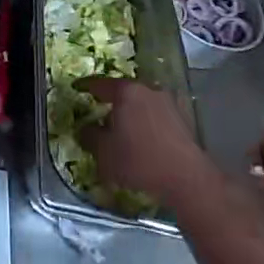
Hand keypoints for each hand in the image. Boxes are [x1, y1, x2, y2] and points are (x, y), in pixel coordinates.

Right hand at [82, 77, 215, 203]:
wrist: (186, 179)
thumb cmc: (138, 160)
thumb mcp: (103, 151)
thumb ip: (89, 135)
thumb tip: (85, 128)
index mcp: (126, 91)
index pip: (100, 83)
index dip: (85, 86)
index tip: (76, 88)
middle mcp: (148, 90)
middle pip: (123, 91)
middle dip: (110, 101)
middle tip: (98, 111)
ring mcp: (168, 103)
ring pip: (141, 103)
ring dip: (130, 112)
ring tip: (121, 129)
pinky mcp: (182, 120)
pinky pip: (155, 115)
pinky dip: (145, 122)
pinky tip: (142, 139)